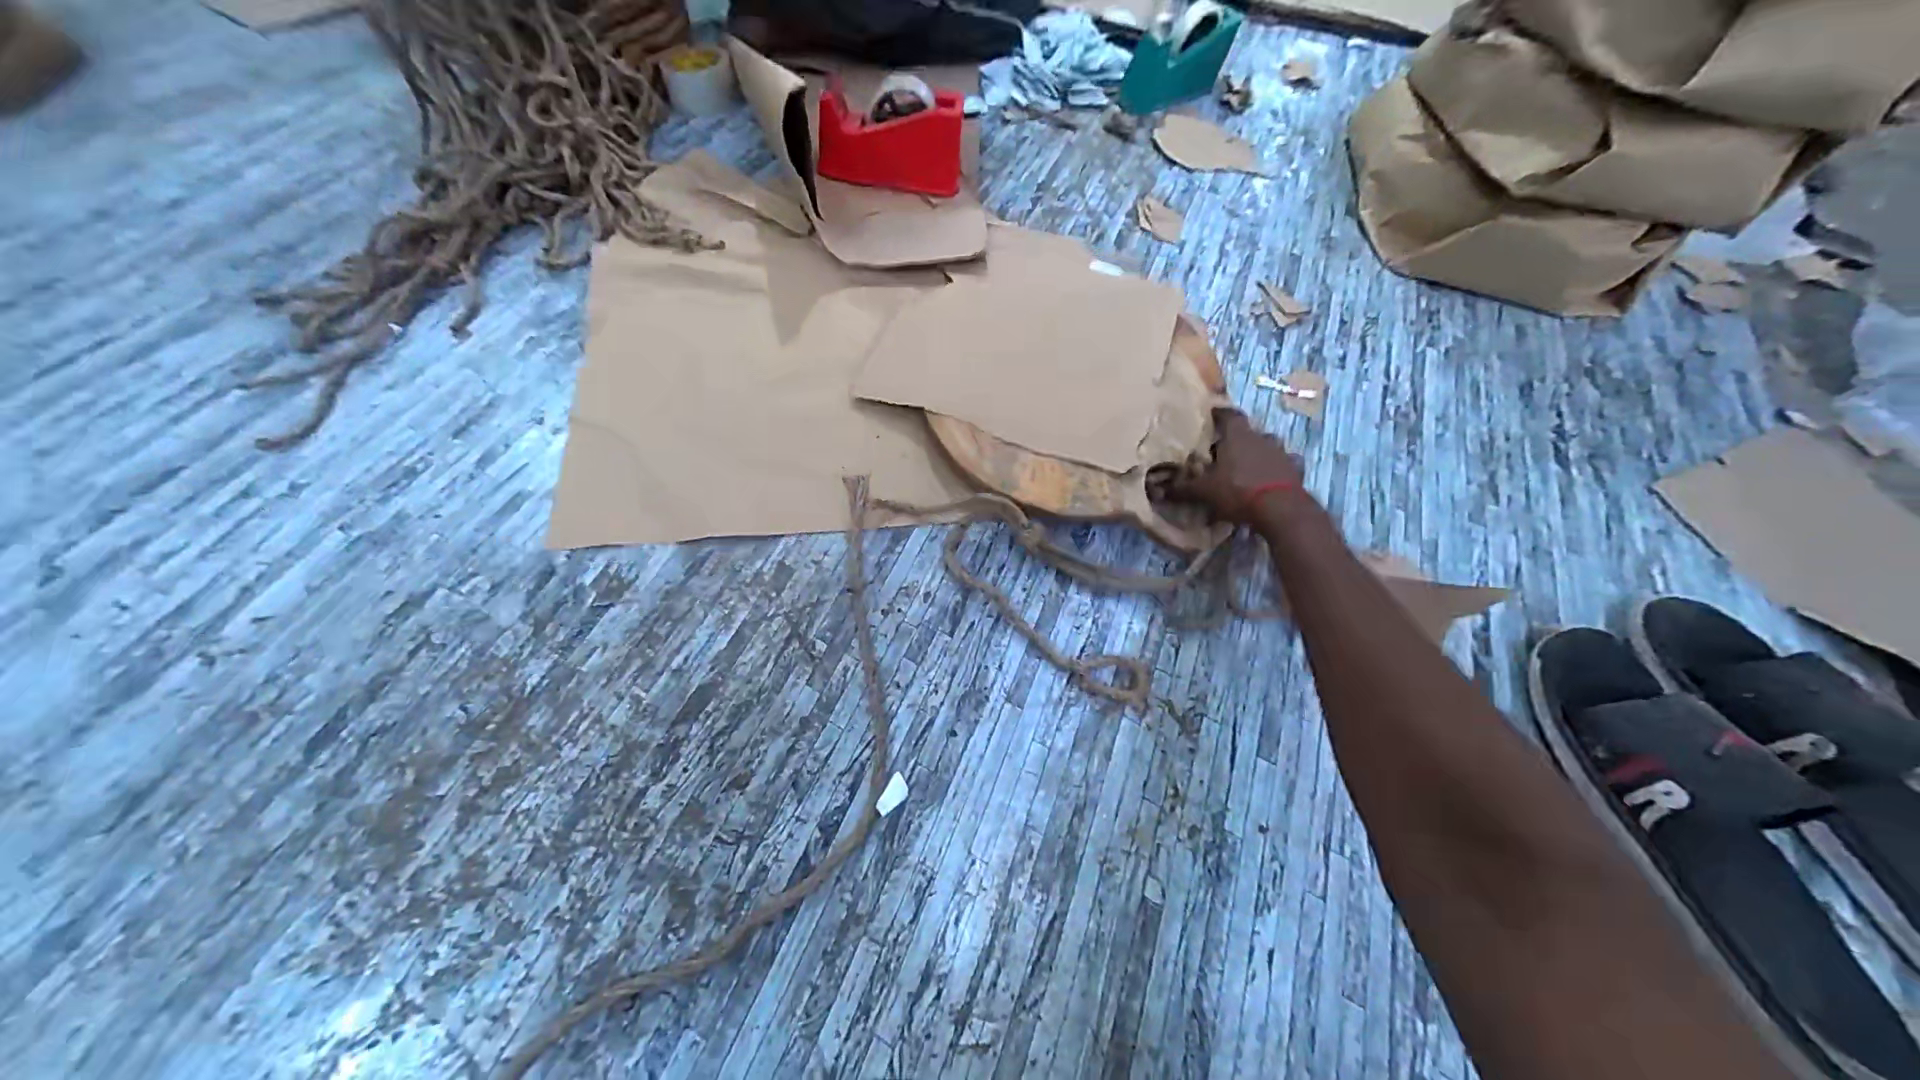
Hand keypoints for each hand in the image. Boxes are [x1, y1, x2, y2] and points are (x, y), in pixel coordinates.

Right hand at [1175, 409, 1305, 523]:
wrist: (1281, 510)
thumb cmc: (1237, 491)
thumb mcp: (1203, 491)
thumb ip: (1182, 488)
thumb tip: (1158, 489)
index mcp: (1238, 436)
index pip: (1228, 415)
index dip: (1219, 414)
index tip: (1211, 415)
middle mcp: (1262, 438)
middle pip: (1248, 431)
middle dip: (1237, 438)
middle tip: (1225, 448)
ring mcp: (1282, 453)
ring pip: (1267, 446)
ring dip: (1258, 452)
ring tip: (1247, 465)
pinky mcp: (1296, 470)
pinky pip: (1285, 464)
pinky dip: (1277, 468)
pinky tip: (1271, 477)